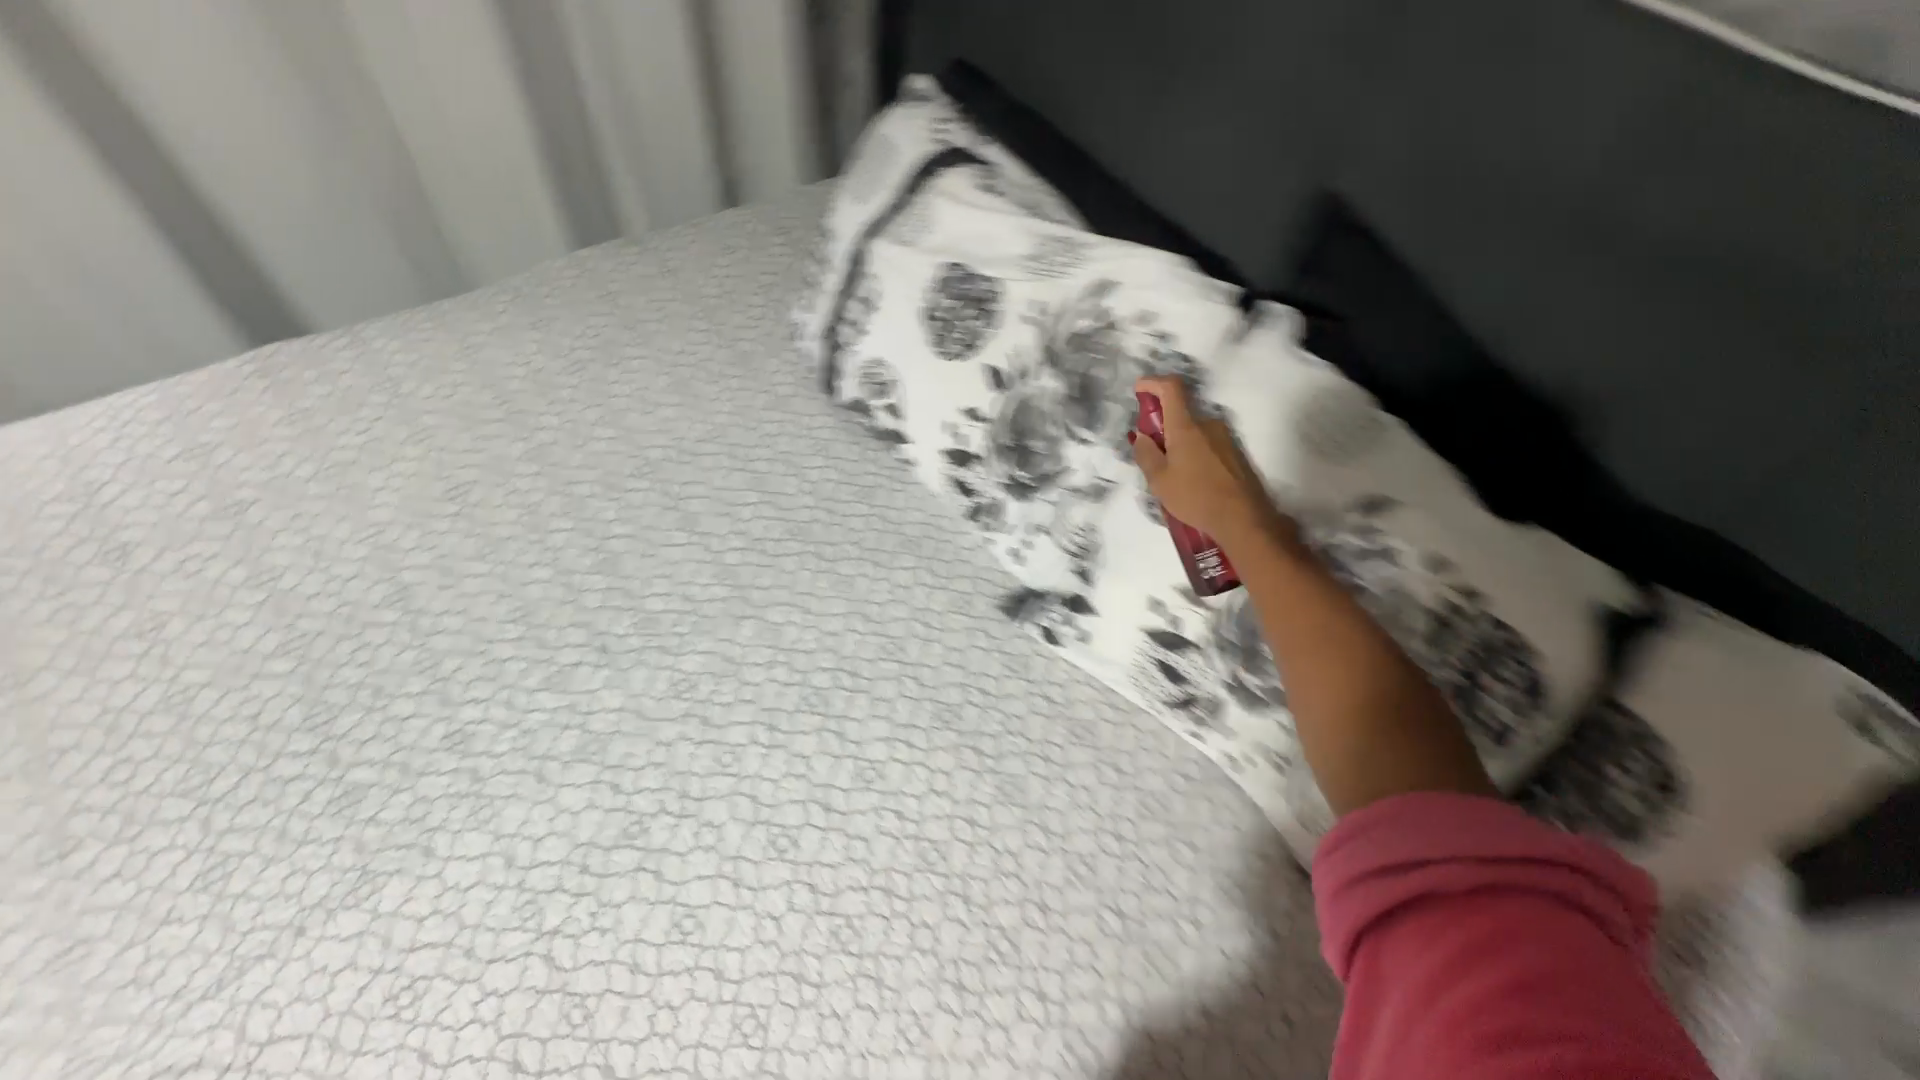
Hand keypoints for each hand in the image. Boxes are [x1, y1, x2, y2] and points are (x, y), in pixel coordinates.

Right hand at [1130, 376, 1292, 548]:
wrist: (1243, 518)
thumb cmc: (1195, 497)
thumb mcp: (1159, 481)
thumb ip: (1146, 454)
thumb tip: (1142, 436)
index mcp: (1186, 426)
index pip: (1171, 388)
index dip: (1153, 383)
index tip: (1139, 390)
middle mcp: (1208, 424)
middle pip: (1180, 415)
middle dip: (1162, 428)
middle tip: (1151, 455)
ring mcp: (1225, 438)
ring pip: (1194, 433)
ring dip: (1179, 446)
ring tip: (1172, 478)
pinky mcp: (1235, 453)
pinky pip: (1207, 446)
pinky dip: (1194, 456)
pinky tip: (1191, 484)